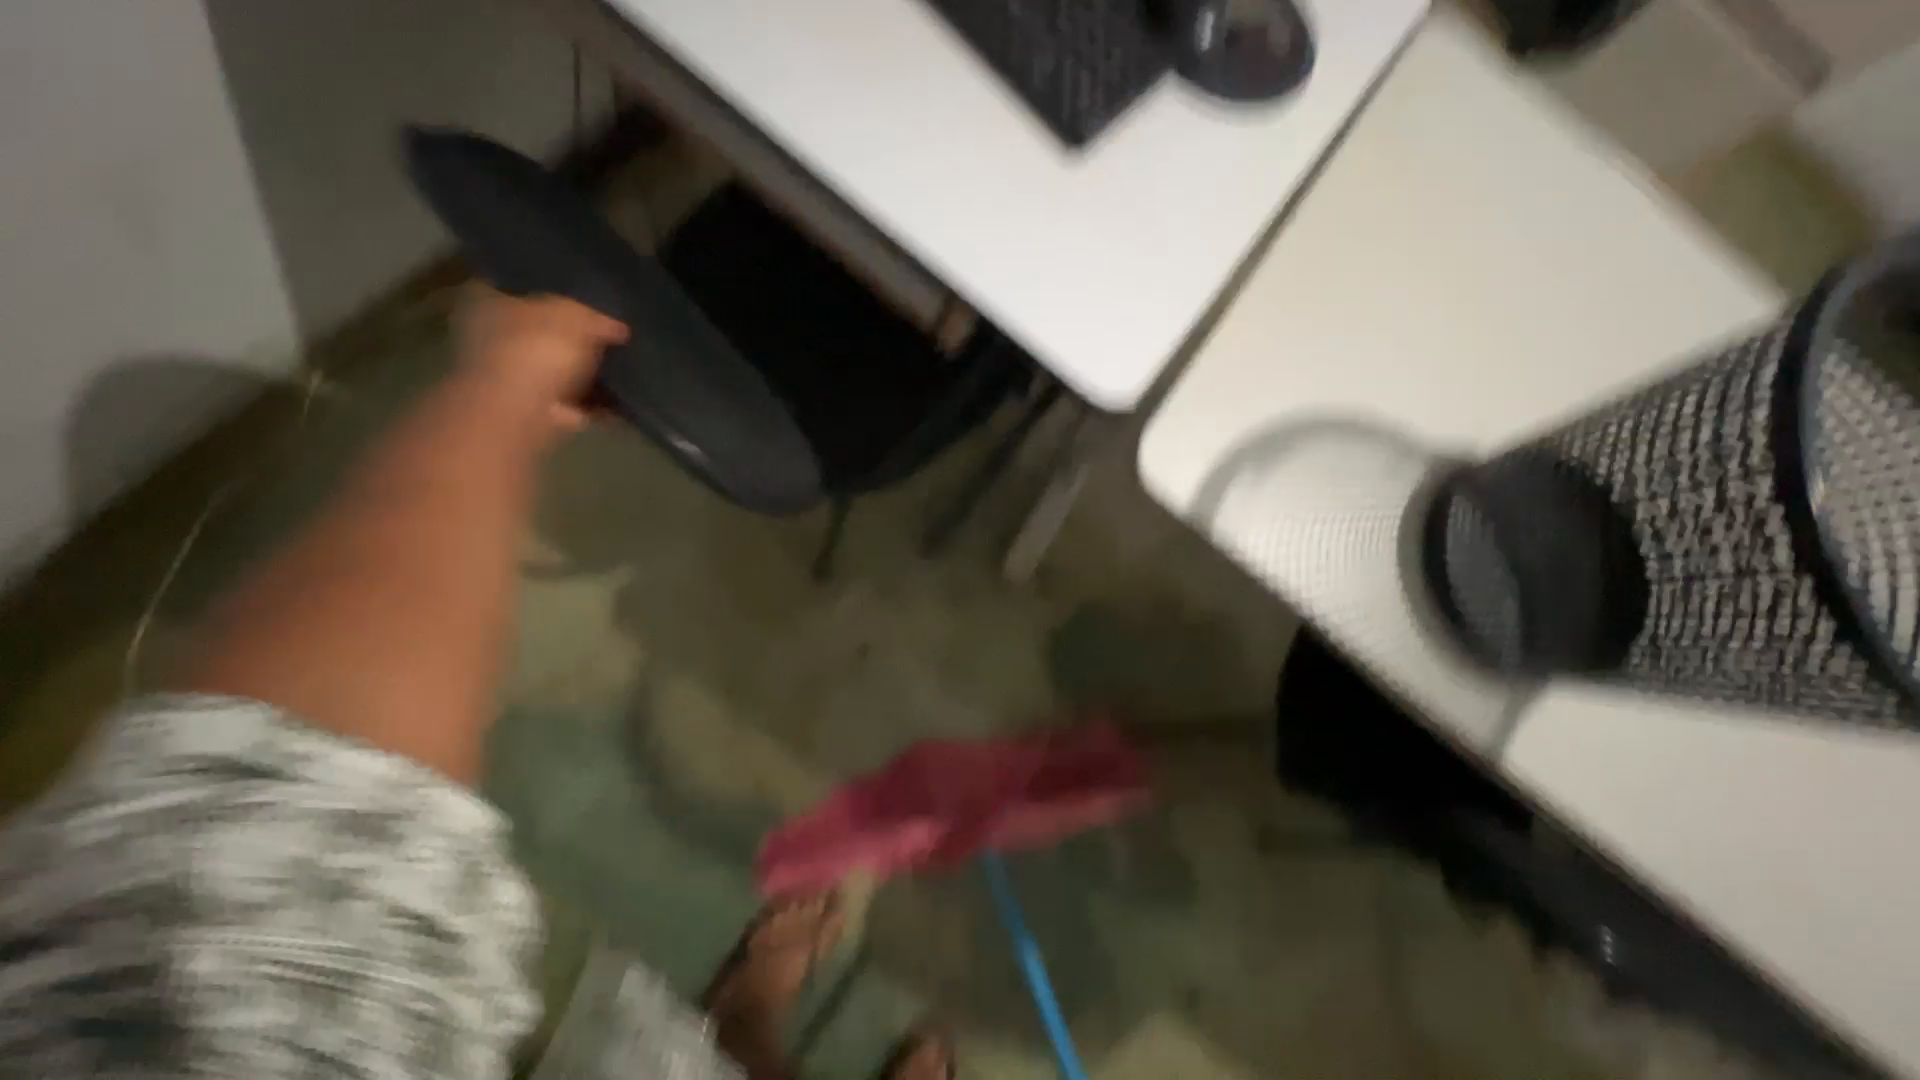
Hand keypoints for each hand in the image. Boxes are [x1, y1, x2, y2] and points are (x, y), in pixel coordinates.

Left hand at [455, 285, 628, 429]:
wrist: (520, 412)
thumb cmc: (535, 347)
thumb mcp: (575, 316)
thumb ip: (597, 318)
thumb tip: (618, 329)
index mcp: (486, 301)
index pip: (518, 287)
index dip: (553, 291)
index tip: (586, 298)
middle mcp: (489, 338)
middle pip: (541, 332)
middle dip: (575, 337)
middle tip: (613, 336)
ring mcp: (510, 380)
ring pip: (557, 370)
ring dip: (588, 373)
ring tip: (627, 367)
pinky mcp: (534, 413)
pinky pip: (574, 403)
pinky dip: (598, 404)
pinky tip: (626, 399)